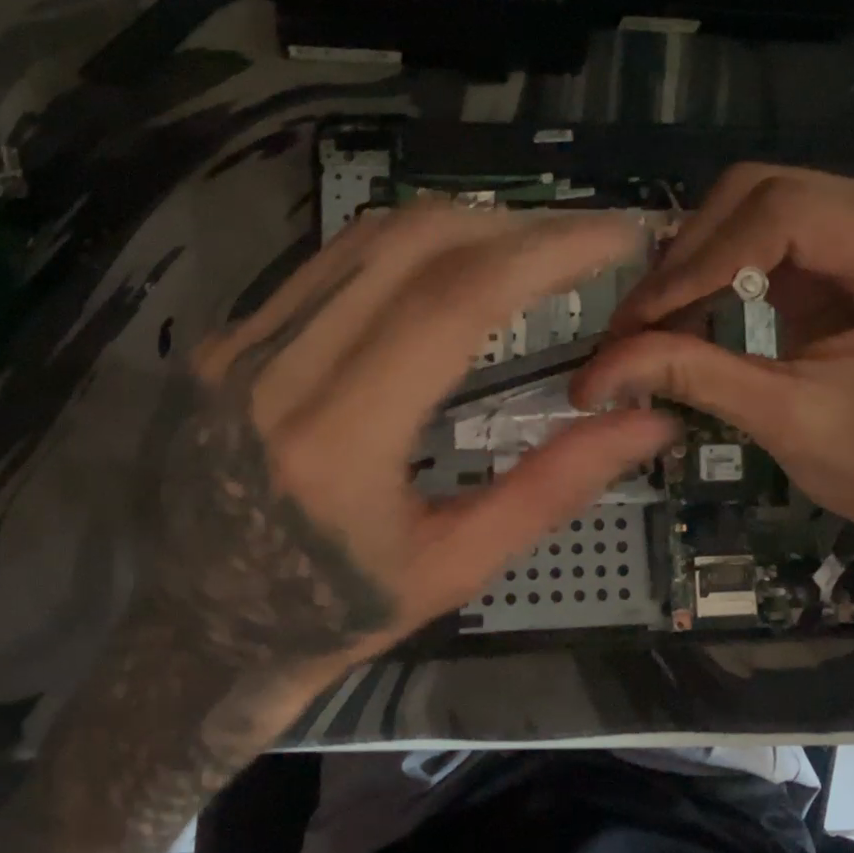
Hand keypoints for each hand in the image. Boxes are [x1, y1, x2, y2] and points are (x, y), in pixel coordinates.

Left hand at [169, 204, 679, 683]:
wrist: (204, 626)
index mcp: (339, 445)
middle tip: (579, 241)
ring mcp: (239, 348)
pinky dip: (403, 250)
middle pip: (410, 244)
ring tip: (526, 248)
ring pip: (365, 238)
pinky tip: (449, 269)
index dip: (546, 253)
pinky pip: (329, 265)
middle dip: (512, 226)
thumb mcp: (453, 569)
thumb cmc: (335, 613)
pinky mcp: (225, 340)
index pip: (452, 305)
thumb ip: (553, 487)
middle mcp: (278, 375)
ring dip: (460, 227)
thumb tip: (649, 420)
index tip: (614, 238)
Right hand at [570, 165, 853, 553]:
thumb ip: (694, 376)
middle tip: (639, 319)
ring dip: (700, 256)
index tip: (640, 317)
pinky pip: (772, 225)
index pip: (790, 212)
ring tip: (657, 316)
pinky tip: (692, 306)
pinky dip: (723, 263)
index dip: (703, 257)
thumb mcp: (784, 419)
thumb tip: (596, 366)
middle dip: (693, 254)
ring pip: (763, 199)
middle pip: (772, 191)